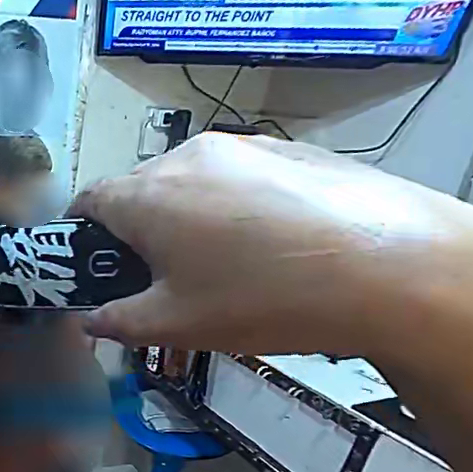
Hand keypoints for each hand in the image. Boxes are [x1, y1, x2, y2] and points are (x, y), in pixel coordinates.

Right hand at [71, 134, 472, 361]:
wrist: (391, 266)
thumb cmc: (264, 300)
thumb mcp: (180, 325)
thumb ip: (120, 322)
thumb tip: (89, 319)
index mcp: (149, 194)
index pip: (89, 201)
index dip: (81, 235)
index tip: (93, 266)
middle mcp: (189, 157)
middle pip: (141, 189)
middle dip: (138, 231)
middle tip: (164, 280)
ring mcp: (246, 146)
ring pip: (193, 182)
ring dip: (188, 218)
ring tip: (226, 266)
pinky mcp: (292, 149)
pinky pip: (241, 177)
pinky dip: (235, 207)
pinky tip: (274, 246)